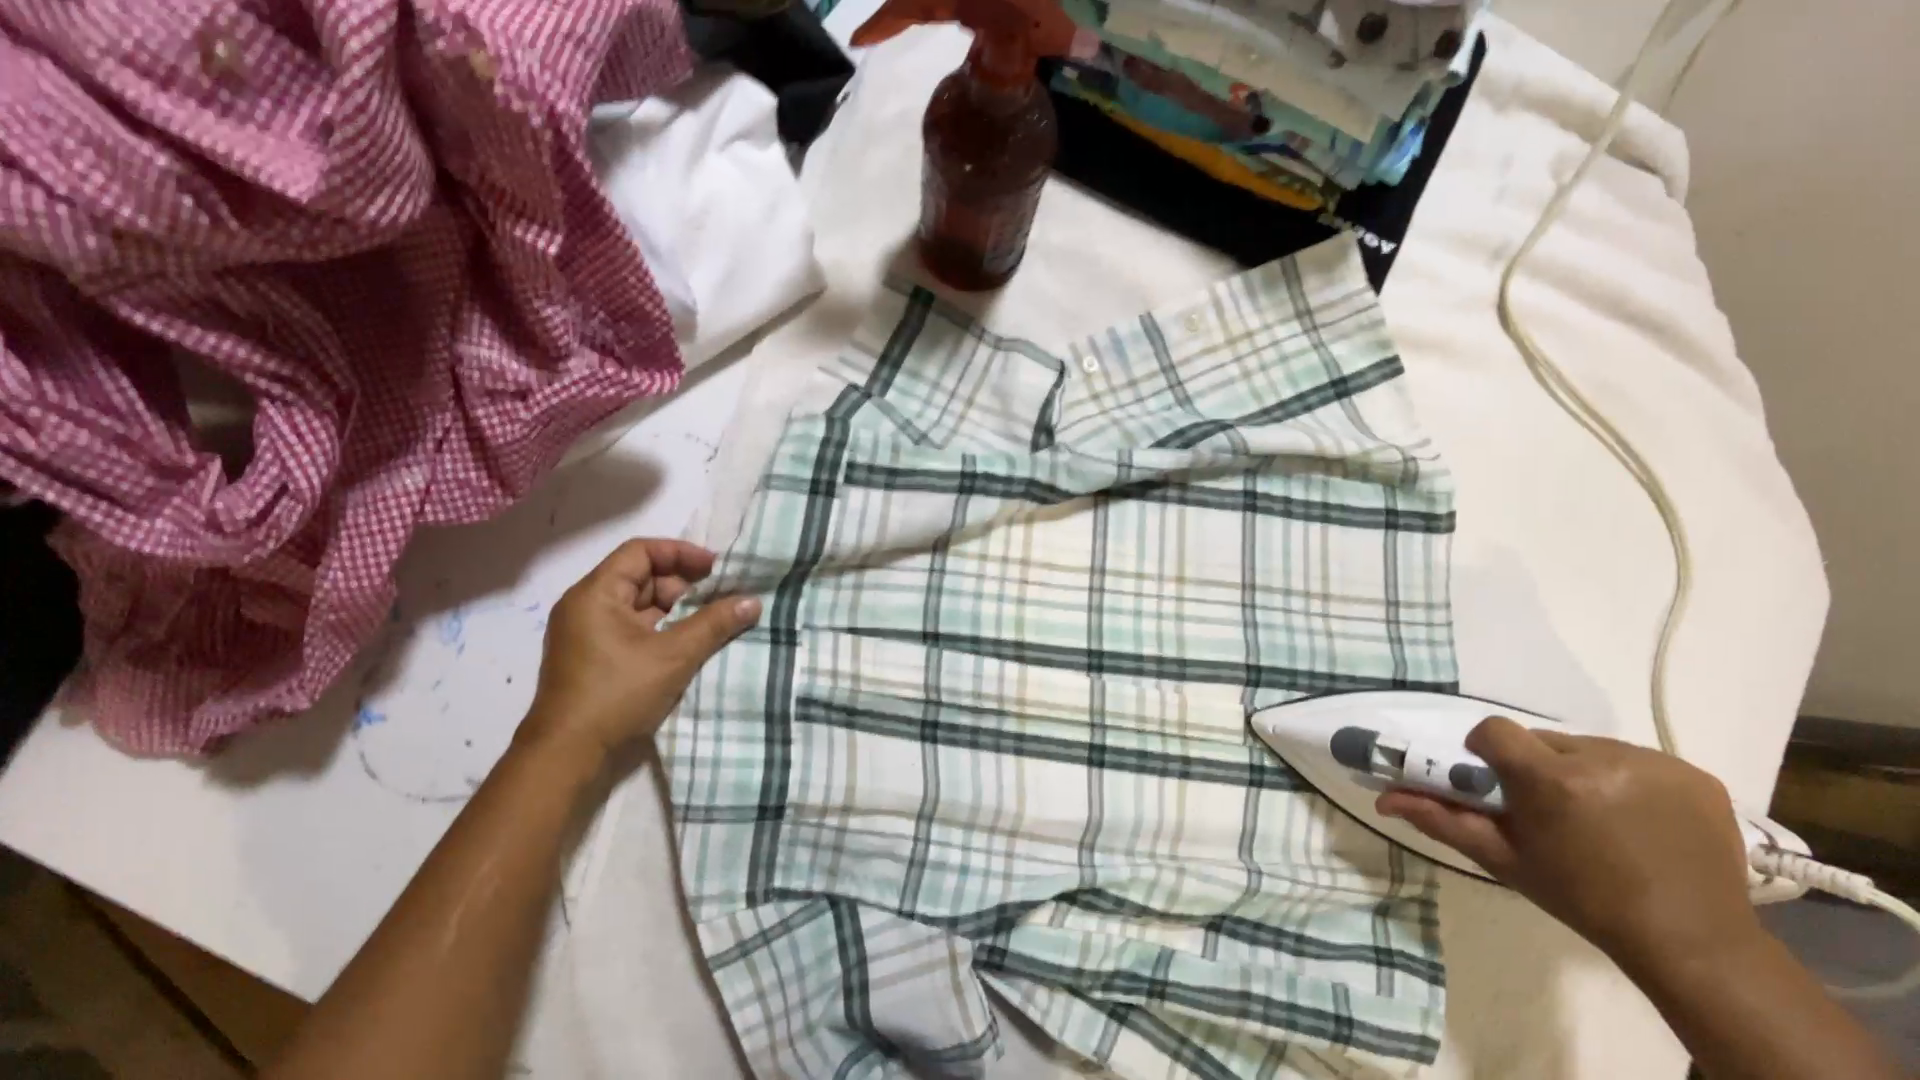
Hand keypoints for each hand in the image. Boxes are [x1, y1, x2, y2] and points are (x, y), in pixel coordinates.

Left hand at [520, 538, 760, 763]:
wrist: (568, 755)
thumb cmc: (617, 694)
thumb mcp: (673, 656)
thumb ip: (714, 624)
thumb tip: (752, 601)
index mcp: (596, 594)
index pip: (641, 552)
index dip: (681, 554)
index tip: (716, 570)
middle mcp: (585, 606)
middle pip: (640, 578)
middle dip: (682, 587)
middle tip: (719, 602)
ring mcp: (586, 635)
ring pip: (638, 608)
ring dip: (675, 613)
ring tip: (711, 626)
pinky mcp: (592, 659)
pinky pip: (631, 631)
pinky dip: (660, 633)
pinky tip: (688, 648)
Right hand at [1377, 717, 1761, 967]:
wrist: (1691, 940)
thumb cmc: (1583, 900)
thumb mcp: (1506, 861)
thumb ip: (1443, 820)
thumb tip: (1384, 798)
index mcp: (1552, 779)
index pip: (1495, 730)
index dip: (1487, 752)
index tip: (1497, 784)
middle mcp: (1603, 757)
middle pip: (1545, 740)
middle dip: (1537, 767)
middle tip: (1548, 811)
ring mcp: (1656, 763)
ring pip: (1592, 749)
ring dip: (1583, 773)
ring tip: (1597, 820)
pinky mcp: (1695, 774)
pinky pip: (1641, 762)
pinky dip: (1631, 783)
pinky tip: (1641, 822)